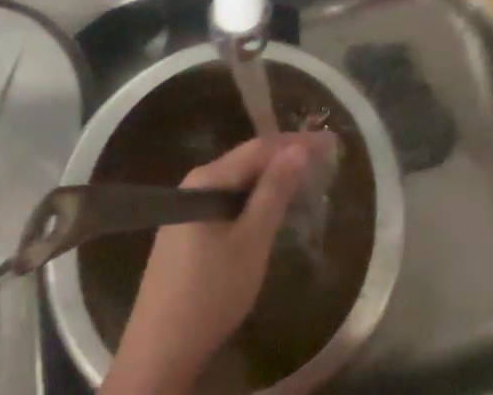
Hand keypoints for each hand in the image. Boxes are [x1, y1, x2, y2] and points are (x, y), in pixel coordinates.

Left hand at [101, 135, 324, 394]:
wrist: (160, 350)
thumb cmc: (212, 291)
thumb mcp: (252, 240)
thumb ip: (274, 191)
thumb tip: (297, 148)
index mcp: (207, 179)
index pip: (259, 147)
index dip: (297, 142)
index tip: (331, 142)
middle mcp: (193, 186)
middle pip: (246, 161)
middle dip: (286, 157)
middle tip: (324, 159)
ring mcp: (186, 210)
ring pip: (237, 183)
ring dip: (272, 179)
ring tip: (306, 180)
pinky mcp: (187, 234)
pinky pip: (227, 203)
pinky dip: (255, 200)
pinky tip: (271, 210)